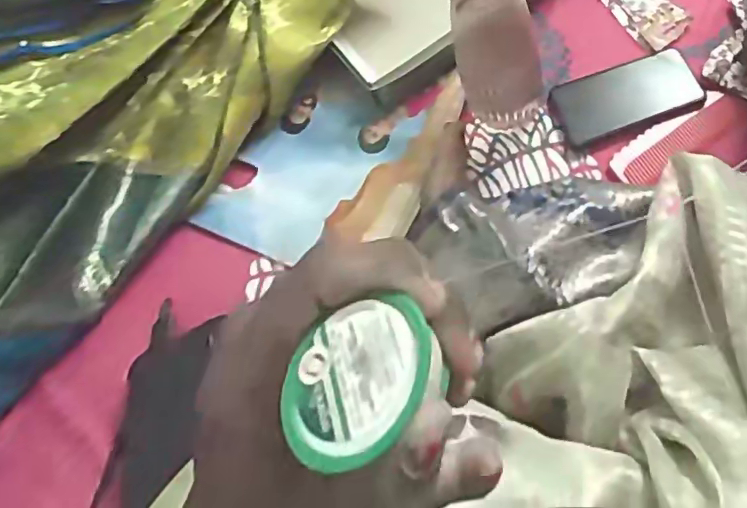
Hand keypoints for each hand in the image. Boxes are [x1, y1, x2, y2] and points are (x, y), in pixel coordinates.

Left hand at [188, 236, 499, 507]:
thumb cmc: (270, 507)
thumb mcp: (341, 503)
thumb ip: (408, 482)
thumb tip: (489, 459)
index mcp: (257, 346)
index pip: (326, 270)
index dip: (391, 272)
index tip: (439, 309)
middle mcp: (271, 313)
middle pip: (364, 263)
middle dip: (429, 295)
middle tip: (466, 358)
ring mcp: (289, 311)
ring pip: (373, 272)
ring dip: (429, 307)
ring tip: (461, 366)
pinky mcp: (307, 321)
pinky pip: (368, 292)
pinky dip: (413, 315)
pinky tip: (436, 358)